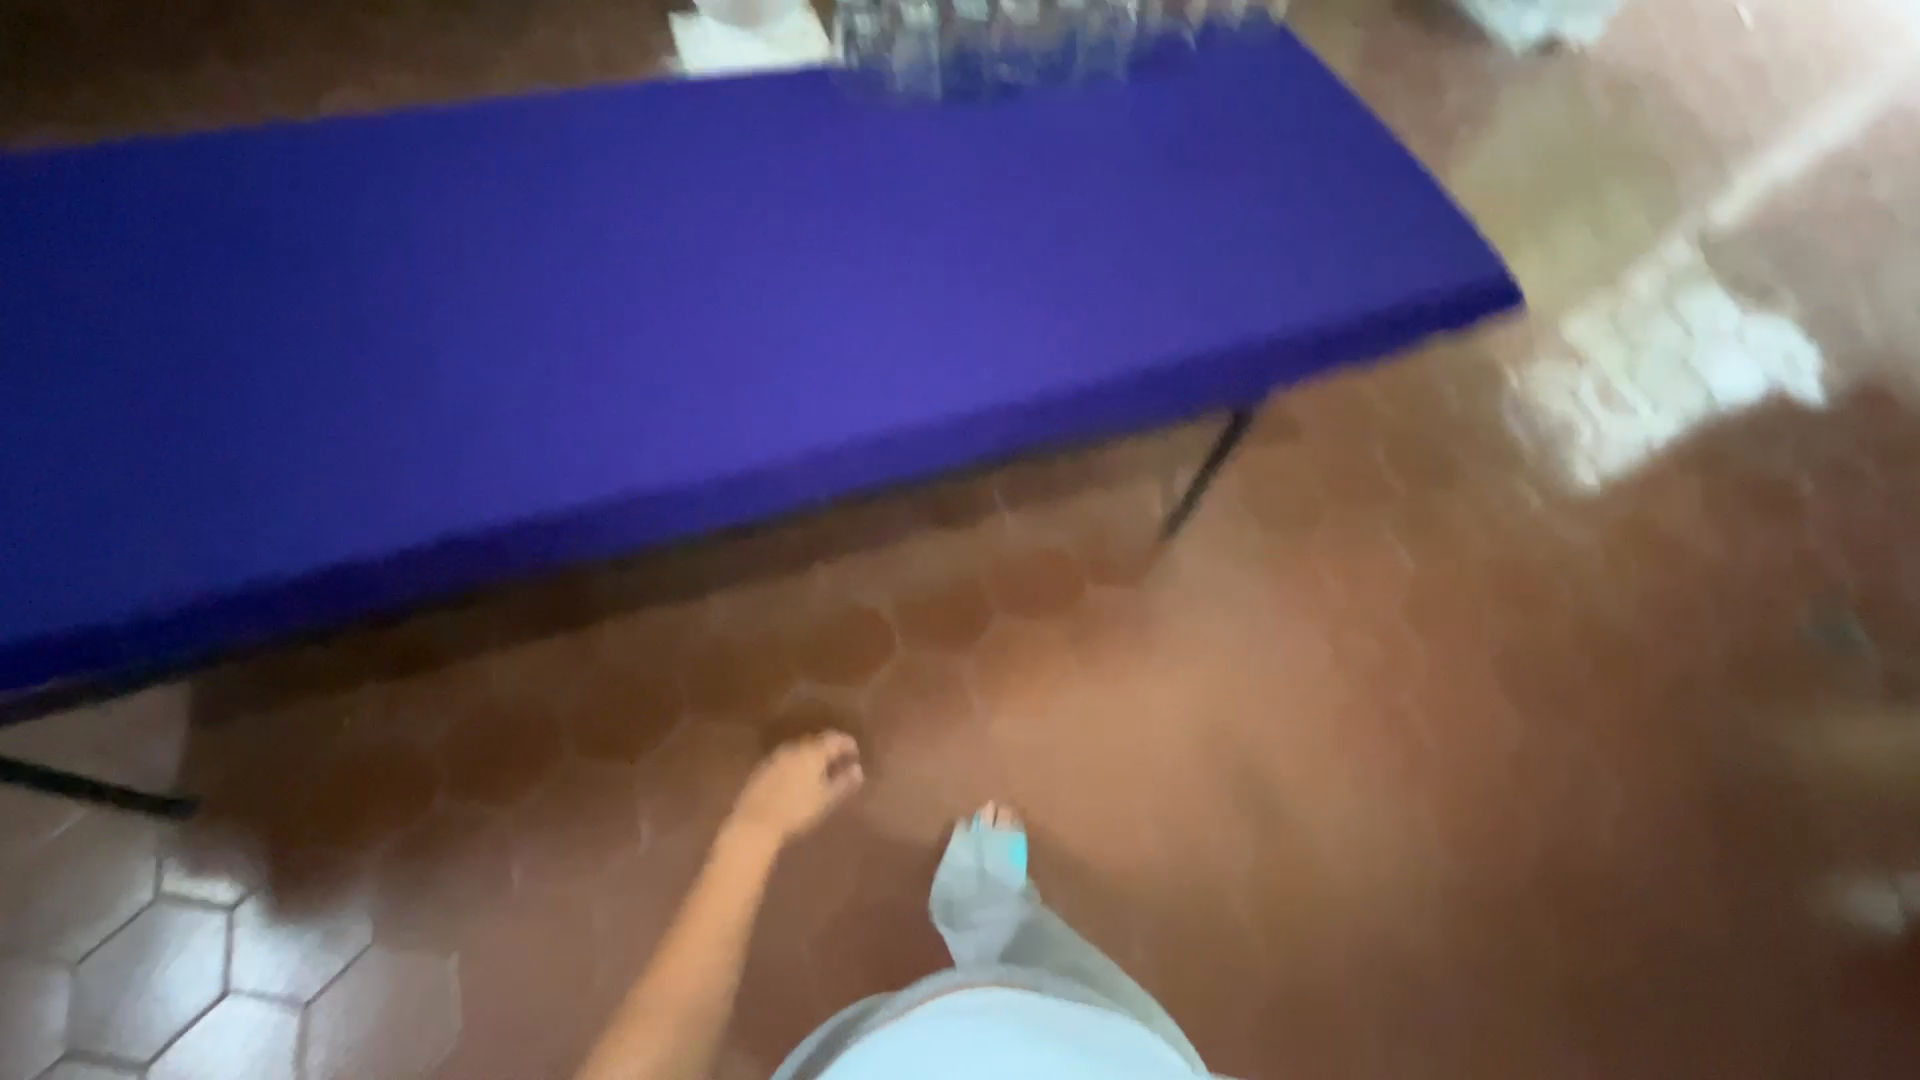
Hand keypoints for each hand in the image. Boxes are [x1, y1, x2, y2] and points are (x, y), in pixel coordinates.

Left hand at [727, 730, 863, 848]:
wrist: (754, 823)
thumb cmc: (796, 811)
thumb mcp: (826, 800)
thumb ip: (844, 782)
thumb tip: (858, 770)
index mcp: (812, 752)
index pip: (834, 739)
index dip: (847, 744)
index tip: (855, 753)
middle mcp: (793, 748)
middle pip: (816, 743)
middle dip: (829, 751)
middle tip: (840, 764)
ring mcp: (775, 758)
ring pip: (799, 752)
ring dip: (812, 759)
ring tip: (820, 774)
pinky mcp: (762, 770)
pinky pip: (786, 761)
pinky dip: (796, 766)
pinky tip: (798, 781)